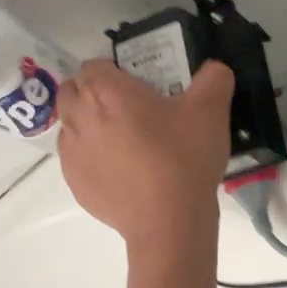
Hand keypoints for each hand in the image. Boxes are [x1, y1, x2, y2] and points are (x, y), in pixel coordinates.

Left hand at [56, 58, 234, 253]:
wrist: (169, 223)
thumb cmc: (184, 159)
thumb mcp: (211, 111)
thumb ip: (214, 78)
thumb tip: (215, 69)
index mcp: (103, 90)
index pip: (94, 64)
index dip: (116, 71)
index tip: (140, 88)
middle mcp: (76, 116)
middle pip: (73, 92)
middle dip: (94, 94)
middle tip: (129, 111)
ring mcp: (71, 153)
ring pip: (72, 127)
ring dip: (91, 126)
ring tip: (126, 144)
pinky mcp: (75, 184)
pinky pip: (78, 160)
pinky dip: (94, 160)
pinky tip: (124, 173)